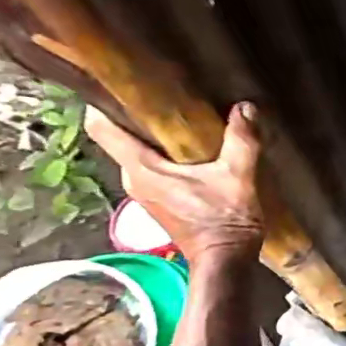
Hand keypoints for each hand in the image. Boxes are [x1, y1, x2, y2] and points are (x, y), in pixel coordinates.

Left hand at [85, 102, 264, 265]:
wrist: (225, 262)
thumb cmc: (226, 221)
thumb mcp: (239, 177)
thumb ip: (242, 140)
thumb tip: (245, 107)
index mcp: (141, 168)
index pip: (100, 126)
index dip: (104, 101)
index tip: (122, 84)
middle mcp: (133, 179)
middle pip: (120, 137)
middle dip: (138, 118)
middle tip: (165, 99)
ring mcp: (143, 193)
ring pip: (137, 153)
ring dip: (155, 139)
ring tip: (182, 123)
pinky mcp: (159, 202)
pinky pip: (151, 169)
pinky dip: (165, 157)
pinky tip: (191, 153)